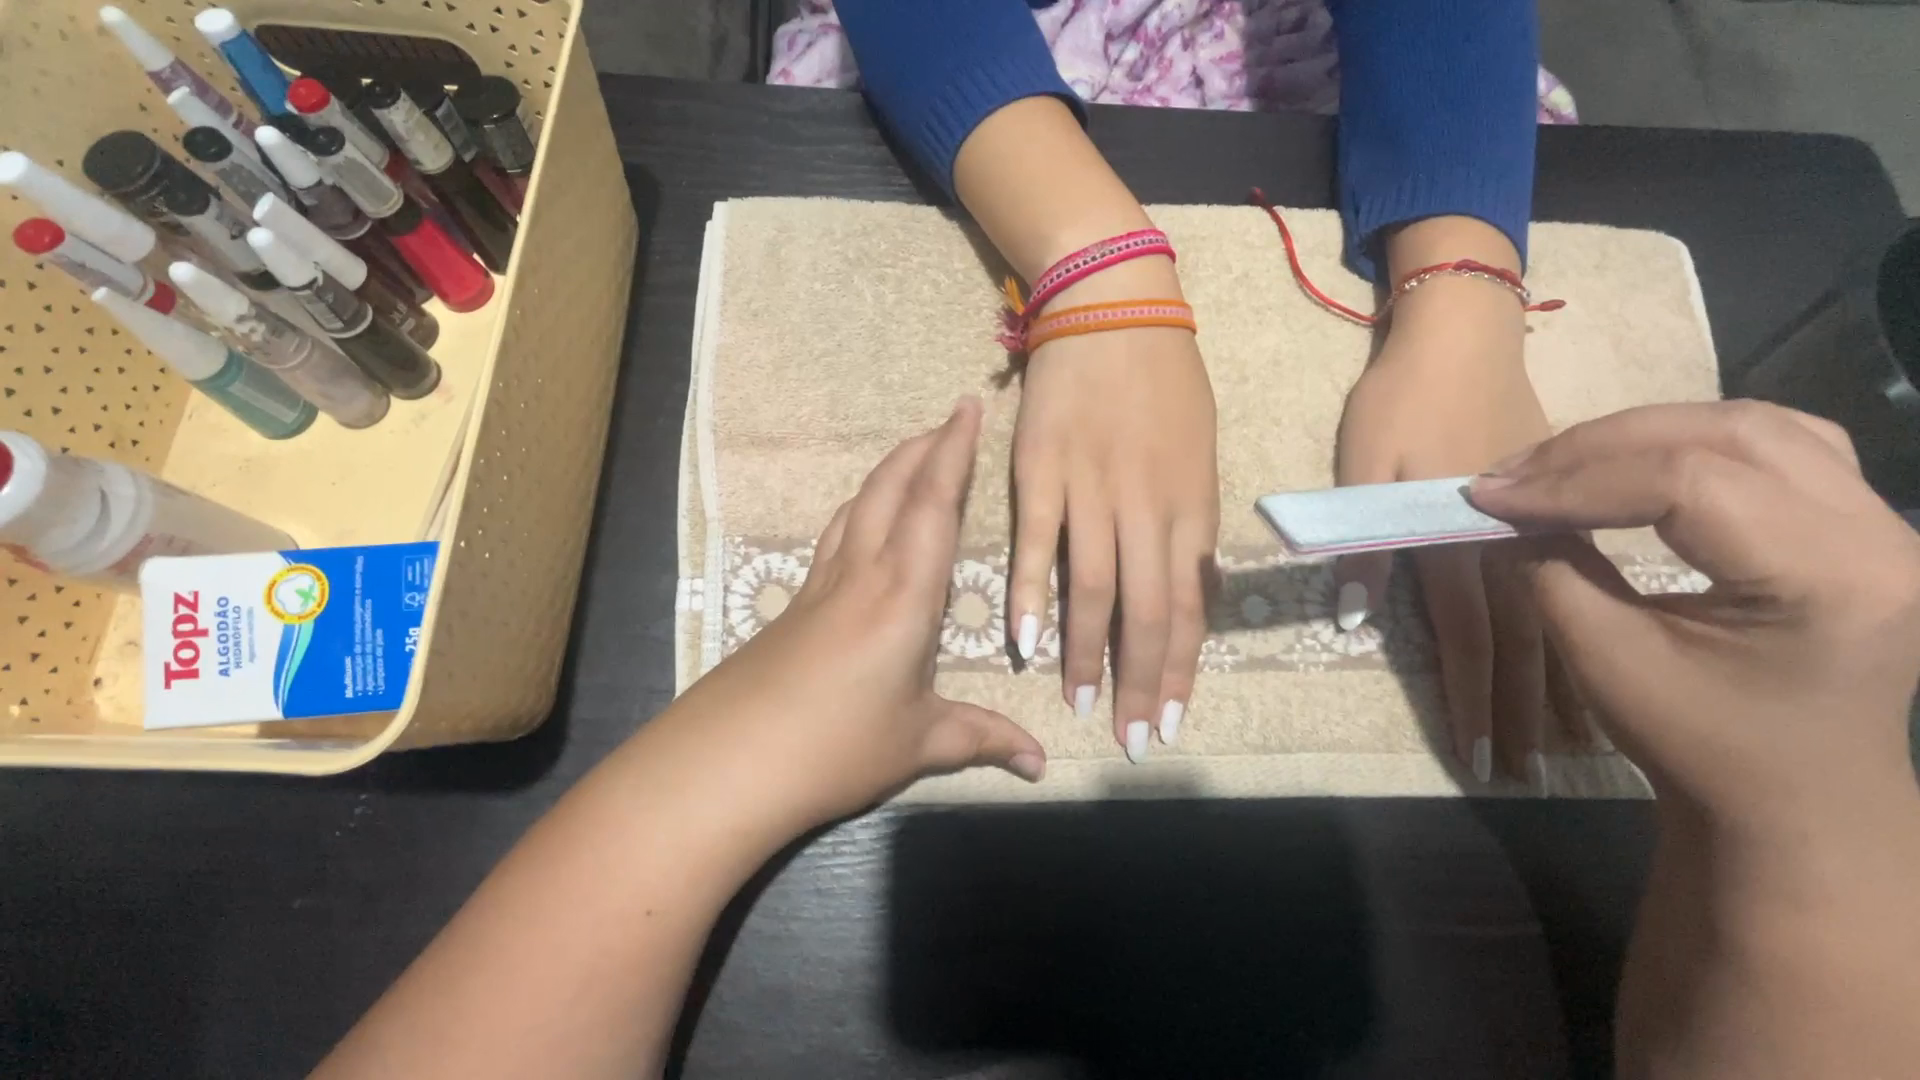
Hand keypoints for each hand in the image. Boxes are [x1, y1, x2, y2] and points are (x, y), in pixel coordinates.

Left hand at [679, 398, 1045, 827]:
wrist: (726, 762)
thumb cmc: (834, 748)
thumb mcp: (918, 744)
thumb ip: (983, 740)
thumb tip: (1041, 762)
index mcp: (903, 595)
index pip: (934, 506)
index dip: (954, 452)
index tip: (968, 408)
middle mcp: (861, 574)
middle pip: (890, 489)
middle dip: (922, 447)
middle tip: (949, 421)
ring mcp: (821, 586)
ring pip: (857, 506)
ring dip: (888, 472)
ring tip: (912, 458)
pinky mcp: (796, 605)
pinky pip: (836, 536)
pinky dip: (860, 509)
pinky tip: (863, 523)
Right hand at [949, 95, 1219, 762]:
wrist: (1116, 311)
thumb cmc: (1164, 382)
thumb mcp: (1200, 453)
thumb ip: (1192, 523)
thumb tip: (1187, 587)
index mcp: (1191, 507)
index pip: (1188, 607)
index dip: (1179, 669)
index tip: (1170, 718)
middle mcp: (1146, 509)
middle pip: (1146, 613)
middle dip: (1141, 683)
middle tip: (1132, 739)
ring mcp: (1091, 490)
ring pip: (1093, 589)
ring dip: (1087, 653)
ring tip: (1081, 704)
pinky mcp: (1040, 472)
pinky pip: (1035, 543)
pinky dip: (1027, 594)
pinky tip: (1022, 641)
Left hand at [1334, 280, 1557, 784]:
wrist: (1462, 338)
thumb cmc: (1401, 400)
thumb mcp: (1361, 467)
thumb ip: (1363, 545)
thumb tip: (1357, 621)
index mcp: (1455, 543)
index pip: (1464, 640)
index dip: (1469, 700)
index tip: (1481, 757)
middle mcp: (1505, 546)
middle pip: (1518, 645)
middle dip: (1518, 710)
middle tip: (1530, 773)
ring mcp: (1539, 527)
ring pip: (1554, 622)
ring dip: (1557, 683)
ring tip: (1571, 740)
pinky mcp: (1556, 508)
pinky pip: (1572, 584)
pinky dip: (1583, 630)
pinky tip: (1603, 655)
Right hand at [1469, 401, 1919, 830]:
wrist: (1791, 795)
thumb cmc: (1697, 741)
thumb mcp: (1605, 657)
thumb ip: (1551, 569)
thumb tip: (1503, 507)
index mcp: (1827, 579)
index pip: (1688, 484)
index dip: (1574, 481)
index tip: (1488, 496)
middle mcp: (1879, 535)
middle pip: (1725, 434)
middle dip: (1599, 445)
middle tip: (1513, 474)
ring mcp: (1881, 522)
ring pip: (1754, 423)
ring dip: (1643, 432)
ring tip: (1561, 463)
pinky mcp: (1860, 522)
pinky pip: (1778, 442)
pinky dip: (1692, 437)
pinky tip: (1639, 459)